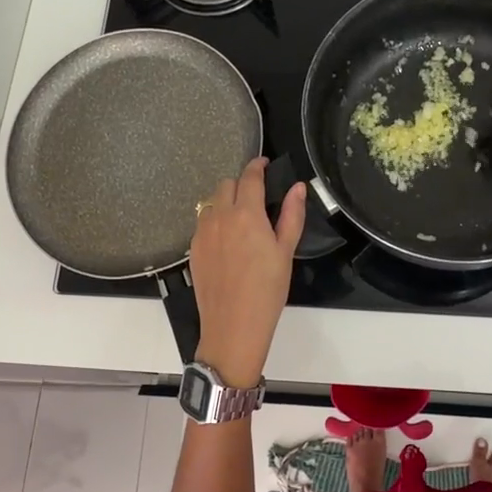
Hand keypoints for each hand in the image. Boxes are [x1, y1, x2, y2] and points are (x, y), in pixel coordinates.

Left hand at [189, 157, 304, 387]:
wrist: (233, 327)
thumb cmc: (267, 290)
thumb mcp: (286, 251)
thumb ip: (292, 215)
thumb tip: (298, 187)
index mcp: (246, 214)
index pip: (250, 177)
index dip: (257, 166)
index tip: (264, 163)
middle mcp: (219, 216)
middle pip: (226, 184)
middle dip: (241, 184)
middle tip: (257, 197)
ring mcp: (202, 233)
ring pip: (211, 202)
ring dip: (225, 201)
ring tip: (241, 219)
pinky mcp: (193, 249)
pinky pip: (203, 223)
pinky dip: (214, 221)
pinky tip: (227, 240)